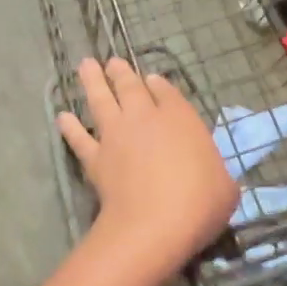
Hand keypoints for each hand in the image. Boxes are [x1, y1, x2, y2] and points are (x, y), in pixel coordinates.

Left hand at [58, 58, 238, 271]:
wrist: (155, 223)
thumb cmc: (200, 203)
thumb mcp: (225, 186)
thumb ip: (215, 173)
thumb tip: (213, 178)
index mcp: (182, 119)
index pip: (168, 93)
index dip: (159, 84)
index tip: (152, 78)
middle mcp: (146, 118)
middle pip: (130, 88)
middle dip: (122, 73)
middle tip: (112, 62)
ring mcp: (116, 136)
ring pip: (101, 101)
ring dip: (93, 81)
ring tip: (85, 66)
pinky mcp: (95, 159)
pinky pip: (79, 138)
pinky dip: (69, 127)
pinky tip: (61, 117)